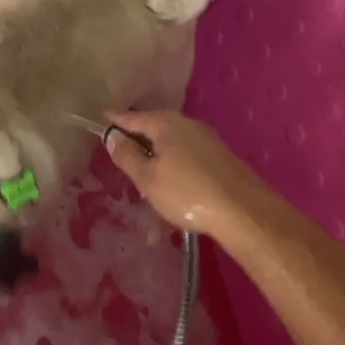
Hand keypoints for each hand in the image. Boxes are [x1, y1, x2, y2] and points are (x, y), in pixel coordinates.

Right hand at [102, 110, 274, 238]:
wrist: (242, 210)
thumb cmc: (187, 192)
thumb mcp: (148, 178)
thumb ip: (127, 156)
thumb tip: (113, 136)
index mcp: (167, 125)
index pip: (134, 118)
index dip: (116, 120)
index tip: (102, 117)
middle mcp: (187, 127)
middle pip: (155, 137)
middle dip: (139, 155)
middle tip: (123, 167)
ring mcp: (206, 145)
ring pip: (171, 161)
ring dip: (157, 184)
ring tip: (148, 215)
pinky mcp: (219, 163)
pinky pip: (187, 174)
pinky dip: (175, 193)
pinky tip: (167, 228)